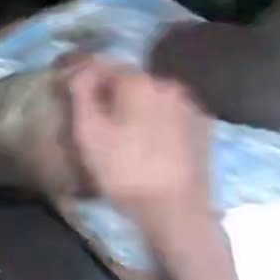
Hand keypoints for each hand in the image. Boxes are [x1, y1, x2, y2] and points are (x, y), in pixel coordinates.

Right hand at [69, 58, 214, 233]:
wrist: (176, 213)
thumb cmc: (124, 171)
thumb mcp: (88, 132)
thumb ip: (81, 92)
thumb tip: (82, 69)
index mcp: (140, 82)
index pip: (106, 66)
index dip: (87, 79)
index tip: (74, 96)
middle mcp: (170, 86)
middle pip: (132, 82)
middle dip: (112, 95)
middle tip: (97, 121)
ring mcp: (192, 108)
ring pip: (153, 99)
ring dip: (136, 109)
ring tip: (123, 137)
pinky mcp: (204, 130)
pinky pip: (171, 116)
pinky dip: (157, 123)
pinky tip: (148, 147)